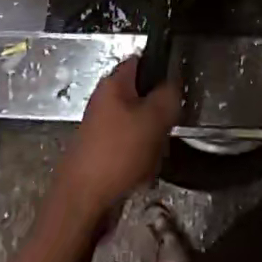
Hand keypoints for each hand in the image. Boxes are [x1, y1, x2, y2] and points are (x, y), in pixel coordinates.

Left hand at [54, 57, 180, 217]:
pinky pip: (130, 147)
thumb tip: (173, 83)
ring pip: (140, 124)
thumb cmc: (118, 153)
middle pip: (143, 96)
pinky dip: (141, 158)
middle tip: (168, 126)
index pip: (140, 60)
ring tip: (156, 155)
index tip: (178, 83)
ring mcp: (101, 128)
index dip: (160, 66)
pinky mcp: (102, 152)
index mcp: (113, 84)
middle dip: (160, 112)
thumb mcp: (153, 119)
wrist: (82, 201)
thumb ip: (168, 95)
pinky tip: (144, 173)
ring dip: (153, 139)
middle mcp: (104, 101)